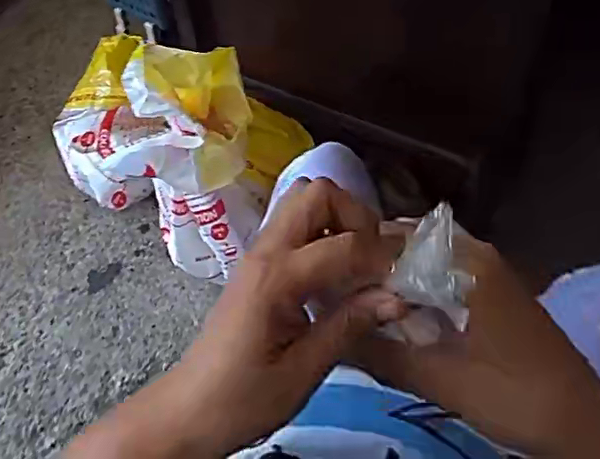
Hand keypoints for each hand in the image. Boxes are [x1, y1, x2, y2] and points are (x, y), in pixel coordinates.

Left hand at [66, 178, 404, 458]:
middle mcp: (266, 249)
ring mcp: (260, 249)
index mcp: (276, 276)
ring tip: (360, 260)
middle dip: (356, 214)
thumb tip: (398, 297)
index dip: (381, 257)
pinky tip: (337, 269)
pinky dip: (323, 228)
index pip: (341, 245)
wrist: (192, 406)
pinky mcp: (259, 258)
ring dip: (338, 215)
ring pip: (303, 198)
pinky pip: (294, 220)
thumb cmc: (245, 397)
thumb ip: (348, 326)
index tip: (407, 278)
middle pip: (315, 192)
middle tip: (377, 256)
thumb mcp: (303, 373)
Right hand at [353, 227, 599, 458]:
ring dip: (396, 265)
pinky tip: (401, 301)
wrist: (587, 428)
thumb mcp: (444, 380)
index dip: (358, 253)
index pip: (396, 240)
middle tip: (338, 277)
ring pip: (428, 251)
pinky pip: (445, 266)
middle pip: (411, 239)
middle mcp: (476, 252)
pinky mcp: (496, 288)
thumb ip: (385, 355)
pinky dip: (418, 276)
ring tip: (361, 286)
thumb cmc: (515, 396)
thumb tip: (332, 334)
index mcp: (465, 262)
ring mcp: (489, 268)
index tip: (328, 269)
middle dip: (373, 255)